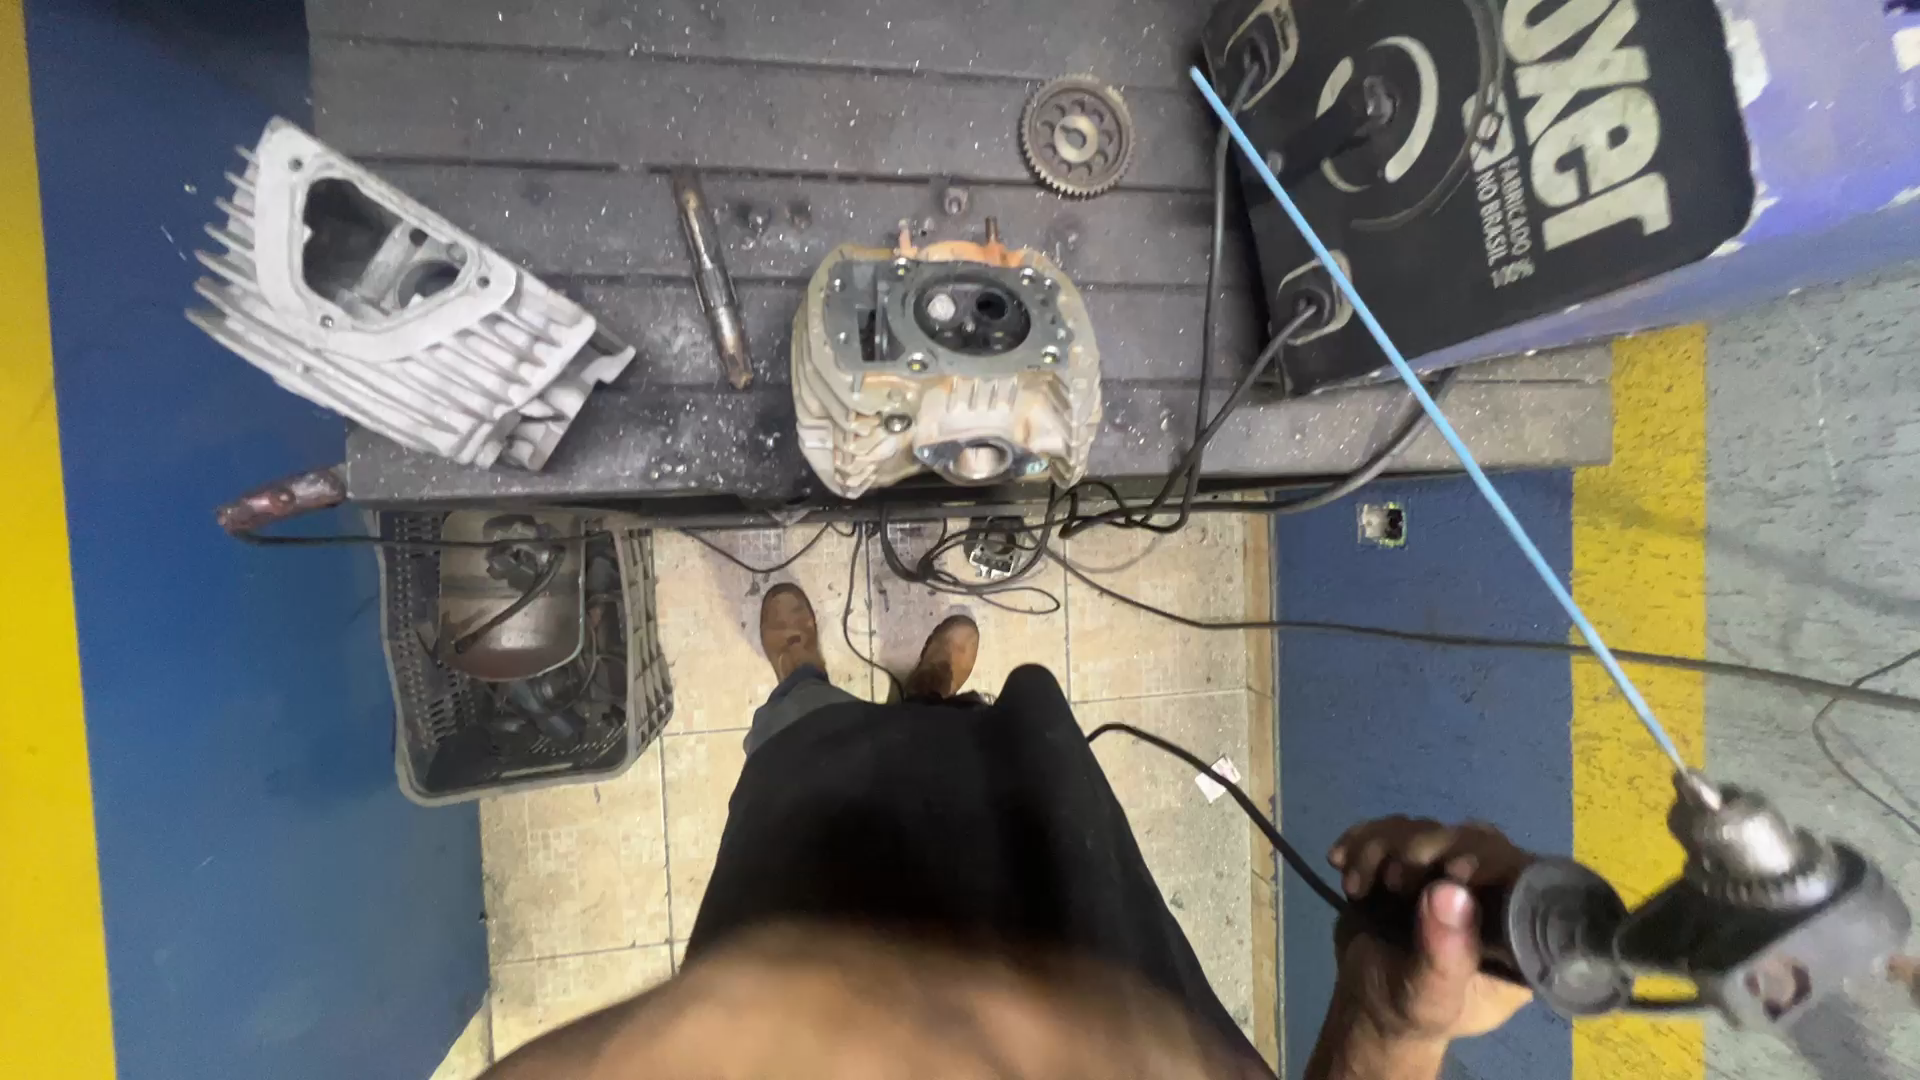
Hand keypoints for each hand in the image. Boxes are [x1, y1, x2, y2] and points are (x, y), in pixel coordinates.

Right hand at [1326, 817, 1534, 1043]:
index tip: (1452, 869)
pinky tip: (1339, 862)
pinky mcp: (1404, 860)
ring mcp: (1442, 872)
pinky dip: (1358, 839)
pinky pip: (1386, 828)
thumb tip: (1451, 893)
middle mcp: (1486, 893)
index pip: (1520, 874)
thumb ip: (1444, 953)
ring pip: (1419, 828)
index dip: (1490, 859)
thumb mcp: (1431, 996)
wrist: (1367, 1000)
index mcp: (1515, 930)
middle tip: (1392, 883)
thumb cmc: (1411, 1010)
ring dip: (1378, 847)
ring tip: (1356, 888)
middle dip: (1420, 848)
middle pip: (1466, 838)